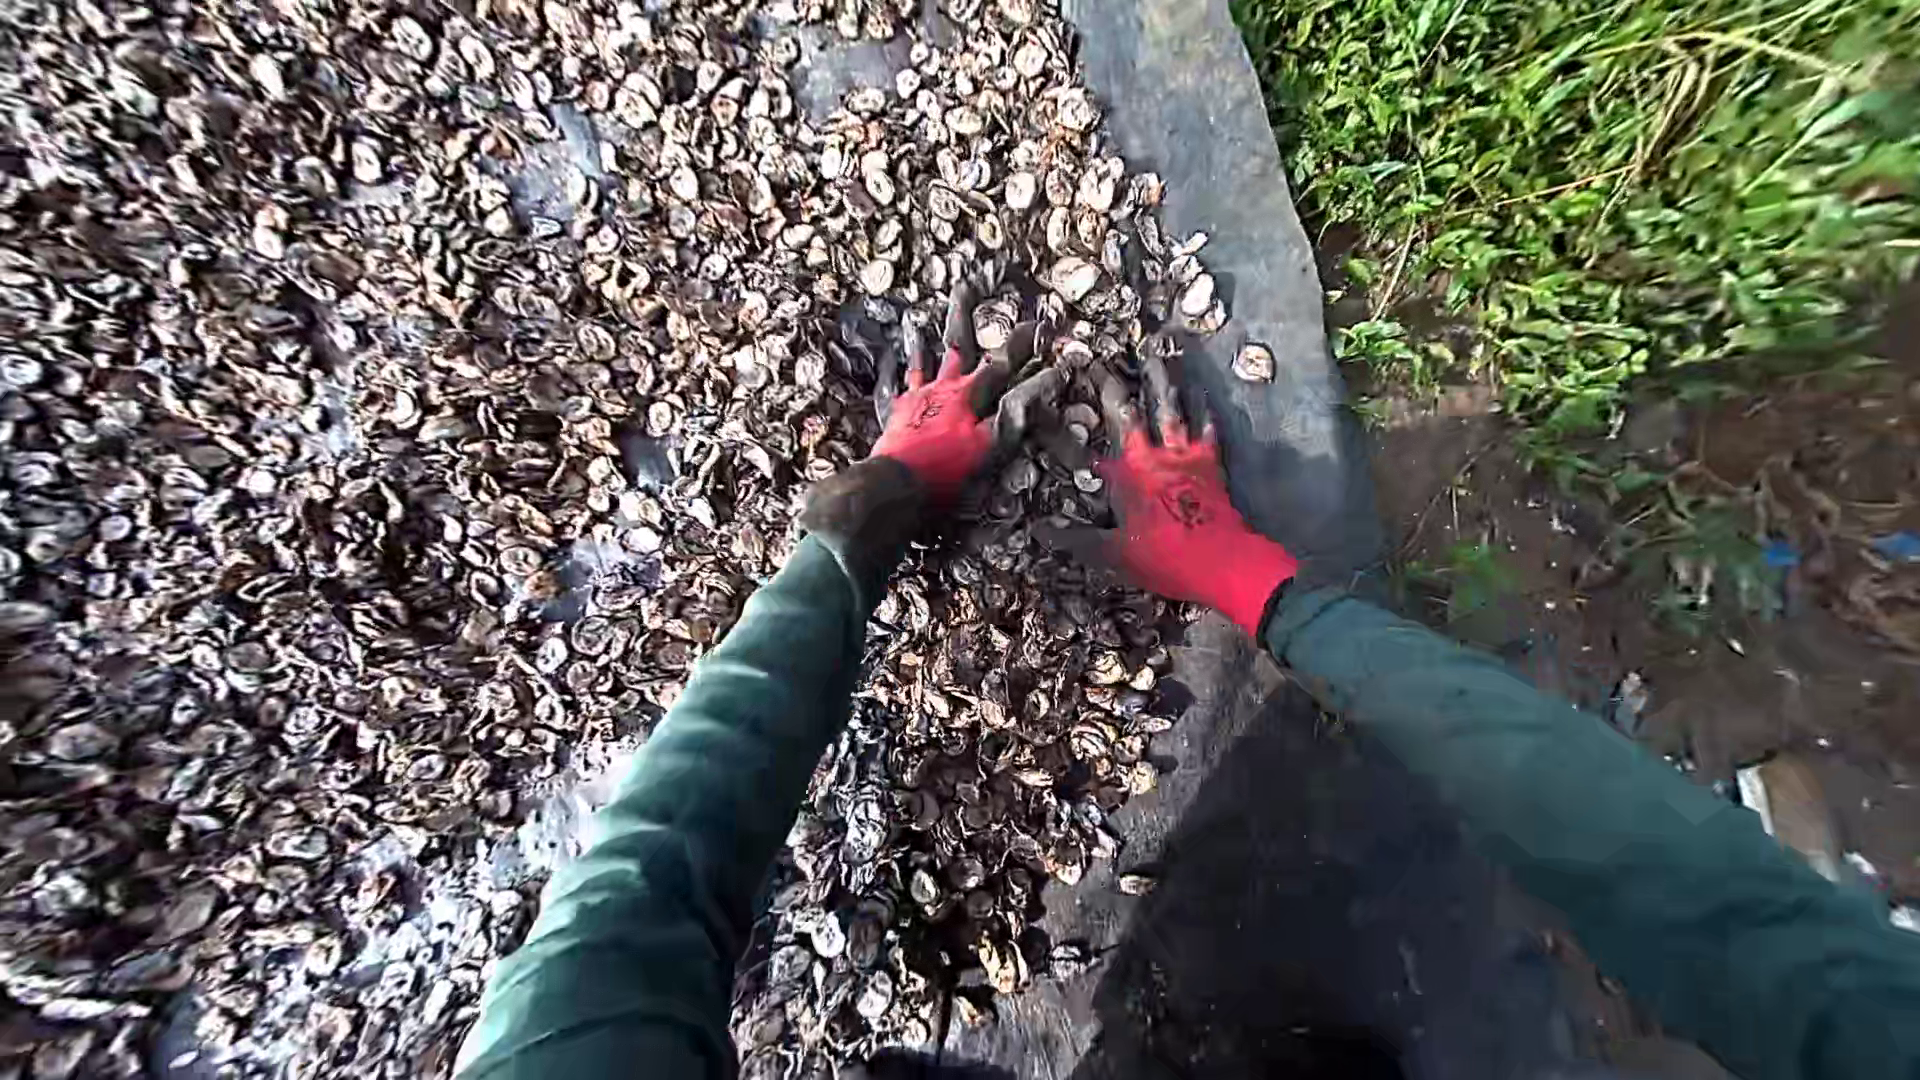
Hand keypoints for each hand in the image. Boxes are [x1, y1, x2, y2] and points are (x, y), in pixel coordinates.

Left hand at [868, 275, 1052, 503]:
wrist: (896, 484)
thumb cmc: (945, 469)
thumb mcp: (988, 446)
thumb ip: (1014, 414)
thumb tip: (1043, 386)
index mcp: (968, 395)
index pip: (1002, 362)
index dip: (1023, 343)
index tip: (1041, 324)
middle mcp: (942, 388)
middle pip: (958, 343)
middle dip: (967, 312)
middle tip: (970, 282)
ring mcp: (917, 398)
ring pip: (922, 360)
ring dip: (924, 339)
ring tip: (919, 319)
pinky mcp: (896, 413)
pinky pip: (892, 386)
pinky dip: (891, 372)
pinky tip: (888, 362)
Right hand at [1056, 352, 1298, 636]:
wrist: (1223, 562)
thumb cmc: (1165, 557)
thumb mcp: (1113, 554)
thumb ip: (1074, 540)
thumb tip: (1038, 530)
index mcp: (1124, 477)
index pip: (1081, 448)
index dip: (1058, 428)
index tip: (1040, 411)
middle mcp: (1151, 456)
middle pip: (1128, 412)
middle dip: (1110, 384)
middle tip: (1099, 358)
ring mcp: (1183, 455)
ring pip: (1169, 407)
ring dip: (1160, 379)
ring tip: (1154, 352)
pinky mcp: (1210, 462)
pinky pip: (1206, 426)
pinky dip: (1203, 407)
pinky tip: (1201, 390)